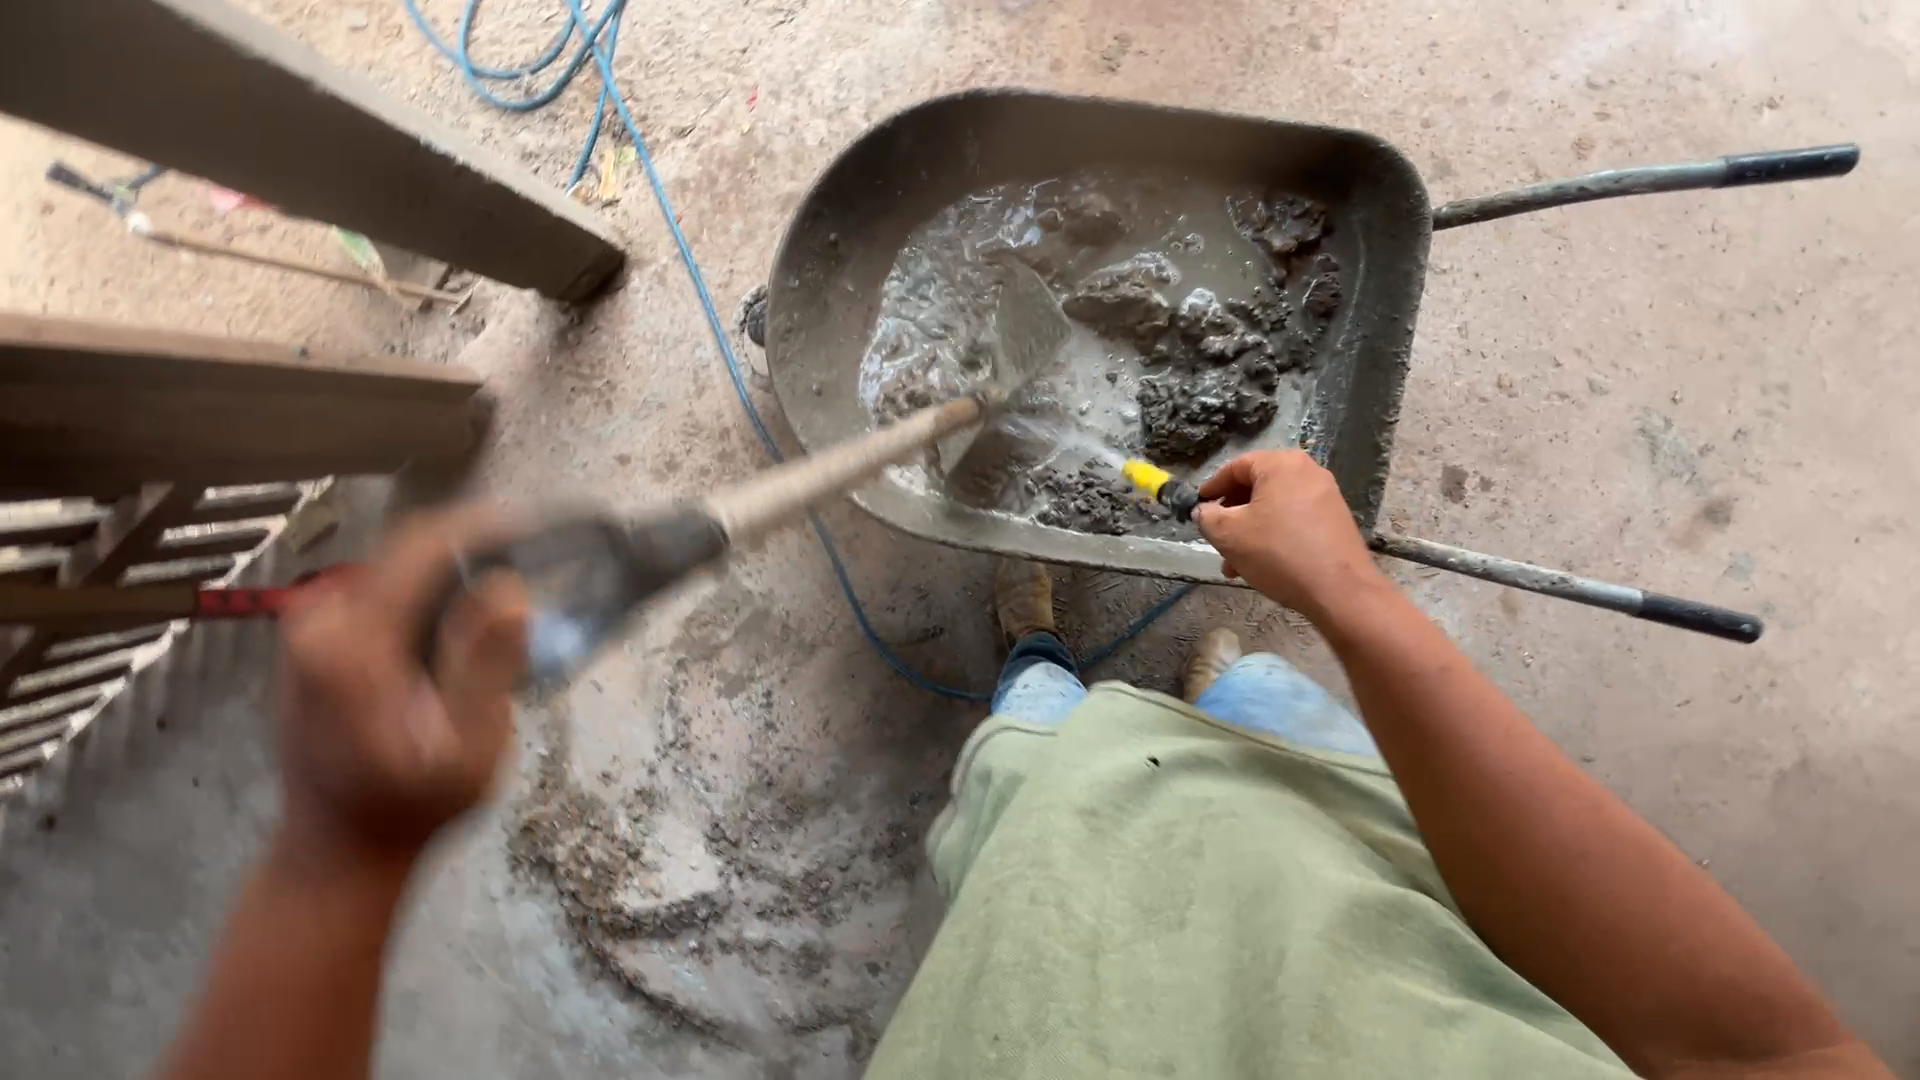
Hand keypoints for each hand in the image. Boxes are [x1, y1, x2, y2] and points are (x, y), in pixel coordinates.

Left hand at [276, 507, 528, 866]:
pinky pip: (389, 591)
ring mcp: (313, 629)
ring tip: (517, 589)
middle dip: (480, 547)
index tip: (542, 525)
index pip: (421, 546)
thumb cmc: (414, 802)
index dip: (486, 525)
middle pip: (411, 550)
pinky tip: (473, 619)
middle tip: (541, 562)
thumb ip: (486, 664)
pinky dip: (438, 591)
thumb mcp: (468, 743)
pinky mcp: (320, 640)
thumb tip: (512, 588)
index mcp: (352, 642)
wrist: (341, 848)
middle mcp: (319, 621)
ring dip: (461, 569)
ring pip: (402, 568)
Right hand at [1192, 450, 1389, 620]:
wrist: (1339, 590)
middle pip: (1256, 487)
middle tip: (1216, 538)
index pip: (1236, 467)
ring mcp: (1326, 496)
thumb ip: (1207, 517)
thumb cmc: (1277, 552)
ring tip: (1234, 563)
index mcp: (1282, 465)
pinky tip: (1262, 564)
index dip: (1212, 487)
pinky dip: (1273, 535)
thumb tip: (1203, 511)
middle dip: (1232, 515)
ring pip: (1274, 508)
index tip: (1198, 507)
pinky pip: (1294, 520)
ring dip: (1250, 531)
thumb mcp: (1228, 534)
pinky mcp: (1336, 520)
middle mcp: (1307, 472)